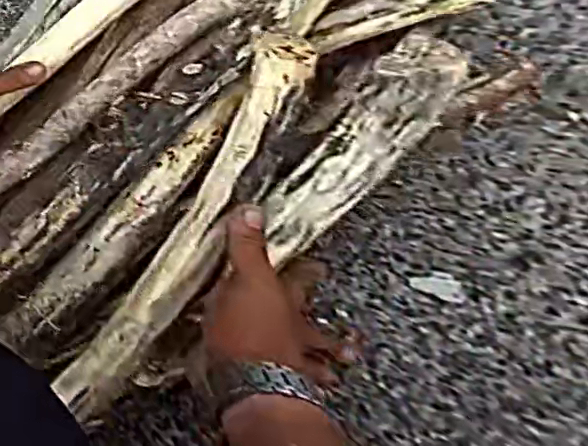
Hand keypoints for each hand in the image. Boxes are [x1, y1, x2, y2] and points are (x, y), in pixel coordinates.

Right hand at [203, 206, 351, 387]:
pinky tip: (304, 375)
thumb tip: (252, 211)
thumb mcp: (246, 279)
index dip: (307, 270)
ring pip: (312, 352)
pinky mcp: (270, 372)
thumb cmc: (250, 329)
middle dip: (325, 322)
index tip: (318, 265)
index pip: (298, 279)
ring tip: (339, 356)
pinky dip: (302, 373)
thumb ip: (247, 247)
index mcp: (284, 302)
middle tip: (345, 326)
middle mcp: (292, 328)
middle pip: (312, 320)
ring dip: (323, 354)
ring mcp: (288, 354)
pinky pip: (293, 371)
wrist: (250, 379)